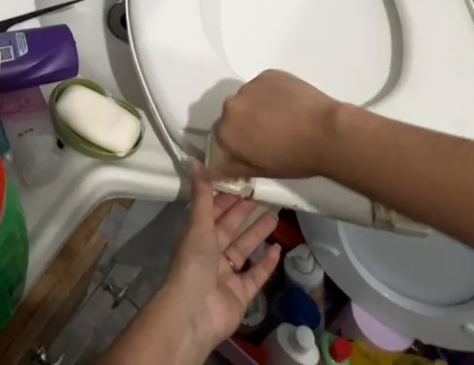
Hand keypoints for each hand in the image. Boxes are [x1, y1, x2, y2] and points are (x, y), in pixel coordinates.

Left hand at [140, 163, 280, 354]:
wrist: (195, 312)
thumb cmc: (194, 263)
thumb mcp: (198, 224)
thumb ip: (202, 194)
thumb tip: (194, 160)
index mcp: (197, 235)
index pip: (213, 210)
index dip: (227, 196)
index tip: (243, 180)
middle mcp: (210, 252)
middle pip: (230, 228)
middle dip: (245, 212)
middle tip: (264, 194)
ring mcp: (226, 274)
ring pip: (244, 249)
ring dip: (258, 233)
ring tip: (276, 216)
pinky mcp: (240, 293)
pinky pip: (255, 275)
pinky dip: (266, 263)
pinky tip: (279, 249)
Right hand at [213, 69, 343, 179]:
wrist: (327, 133)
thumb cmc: (294, 158)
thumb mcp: (260, 171)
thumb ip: (233, 168)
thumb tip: (213, 169)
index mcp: (226, 131)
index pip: (223, 136)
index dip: (239, 142)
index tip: (255, 147)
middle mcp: (231, 105)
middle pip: (234, 113)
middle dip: (247, 121)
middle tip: (270, 132)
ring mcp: (250, 86)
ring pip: (249, 97)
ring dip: (259, 106)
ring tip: (283, 117)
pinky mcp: (268, 74)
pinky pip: (264, 85)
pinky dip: (273, 93)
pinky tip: (290, 104)